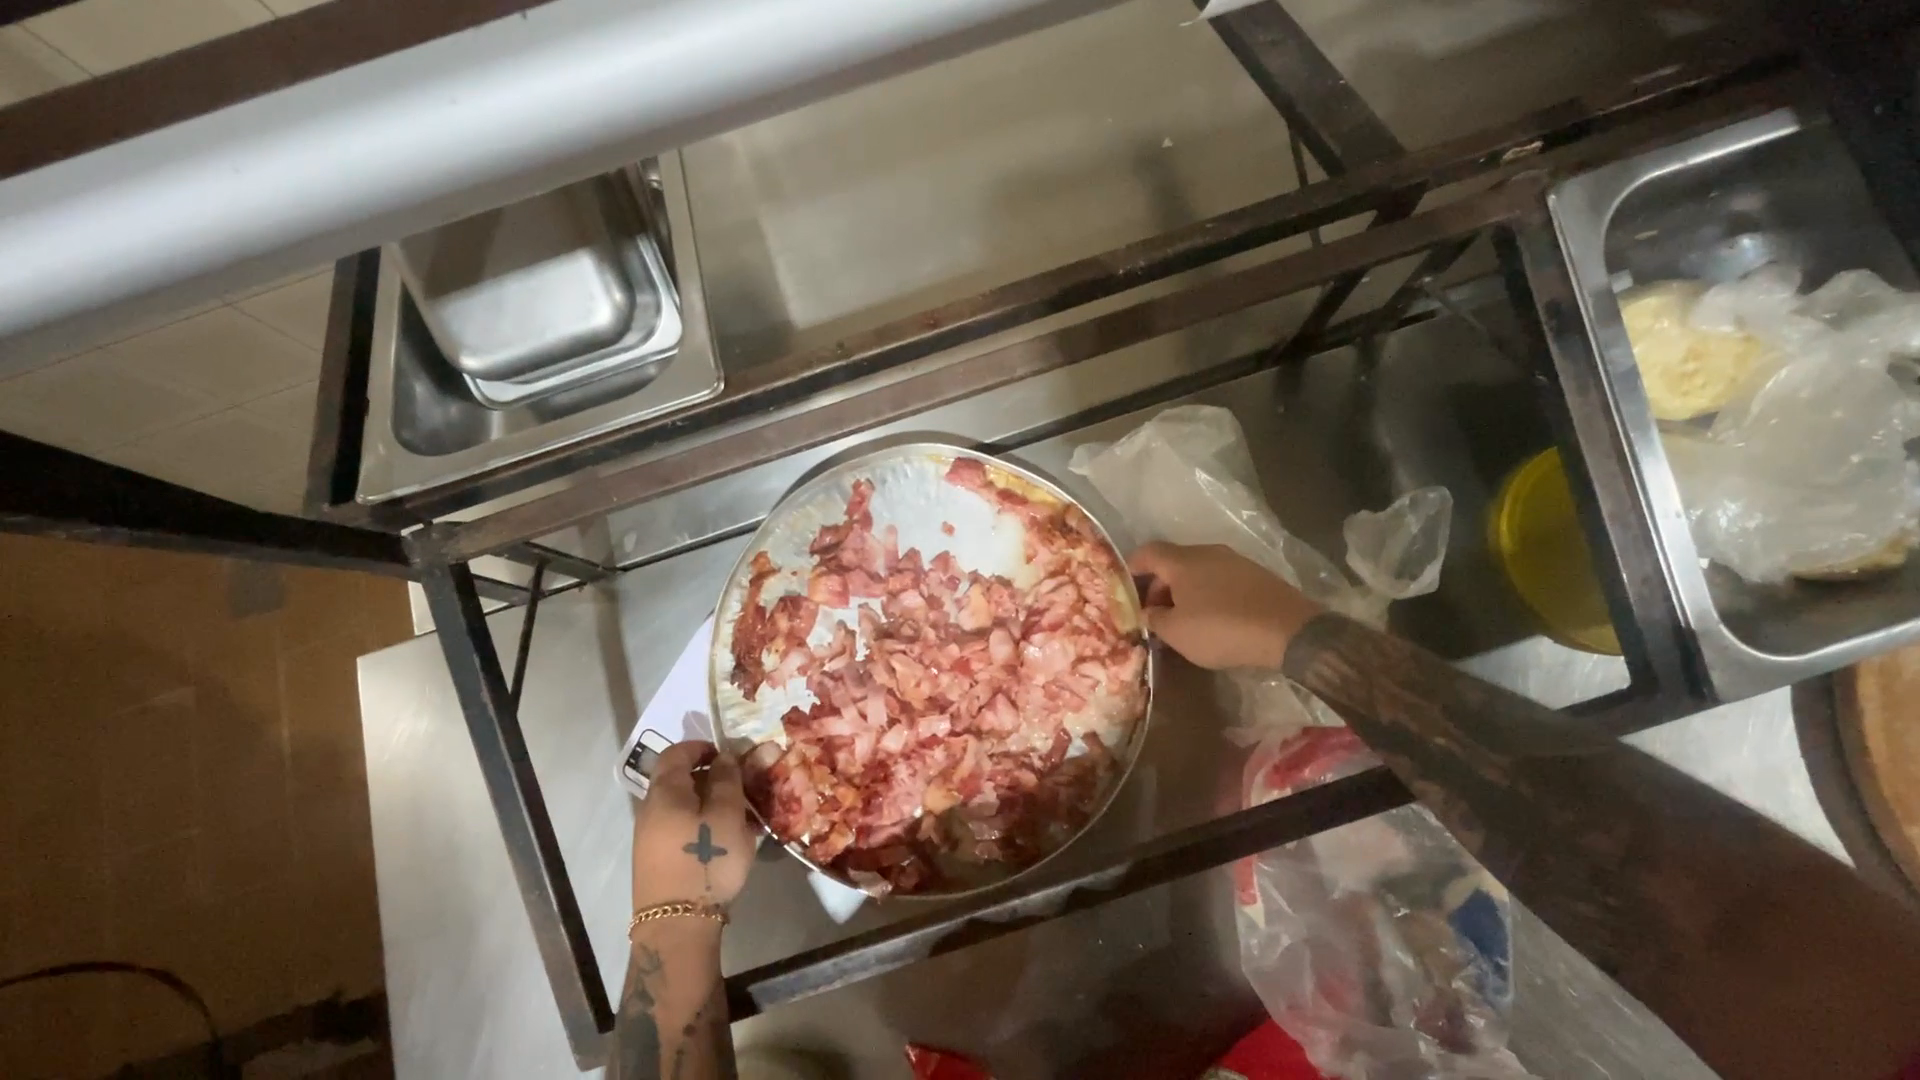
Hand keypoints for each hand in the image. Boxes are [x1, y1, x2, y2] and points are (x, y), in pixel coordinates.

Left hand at [631, 741, 756, 910]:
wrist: (677, 925)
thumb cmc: (705, 859)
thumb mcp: (727, 814)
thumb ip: (727, 779)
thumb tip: (724, 756)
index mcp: (664, 792)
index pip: (676, 753)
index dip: (701, 746)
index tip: (728, 754)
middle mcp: (650, 810)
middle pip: (677, 780)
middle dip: (710, 776)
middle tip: (741, 786)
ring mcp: (649, 838)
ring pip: (681, 806)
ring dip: (709, 803)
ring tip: (740, 816)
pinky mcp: (655, 860)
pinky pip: (680, 827)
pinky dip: (701, 823)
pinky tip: (723, 840)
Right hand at [1127, 542, 1325, 669]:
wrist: (1289, 631)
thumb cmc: (1222, 629)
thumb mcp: (1176, 632)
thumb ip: (1154, 619)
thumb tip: (1146, 612)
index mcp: (1182, 561)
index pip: (1147, 552)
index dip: (1131, 568)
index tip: (1125, 588)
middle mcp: (1207, 552)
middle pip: (1173, 562)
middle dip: (1158, 586)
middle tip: (1153, 614)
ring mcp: (1235, 561)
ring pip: (1198, 571)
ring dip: (1184, 591)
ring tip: (1182, 619)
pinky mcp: (1256, 575)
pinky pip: (1220, 579)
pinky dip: (1208, 594)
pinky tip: (1212, 618)